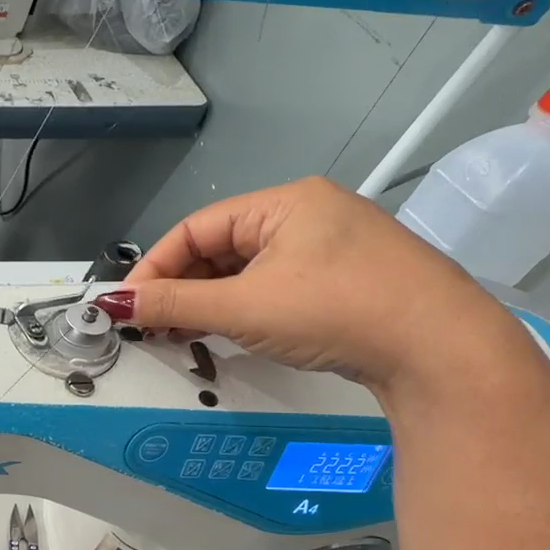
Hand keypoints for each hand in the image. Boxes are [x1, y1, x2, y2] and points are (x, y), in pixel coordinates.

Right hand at [99, 176, 526, 390]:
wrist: (437, 346)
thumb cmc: (335, 310)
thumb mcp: (242, 308)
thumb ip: (172, 305)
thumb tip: (112, 304)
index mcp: (284, 204)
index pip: (194, 229)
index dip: (153, 268)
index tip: (126, 308)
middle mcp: (305, 215)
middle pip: (216, 248)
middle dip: (178, 288)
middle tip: (150, 328)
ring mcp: (325, 247)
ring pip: (240, 270)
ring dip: (203, 303)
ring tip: (180, 336)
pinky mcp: (337, 279)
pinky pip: (267, 286)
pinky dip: (236, 308)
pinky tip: (222, 333)